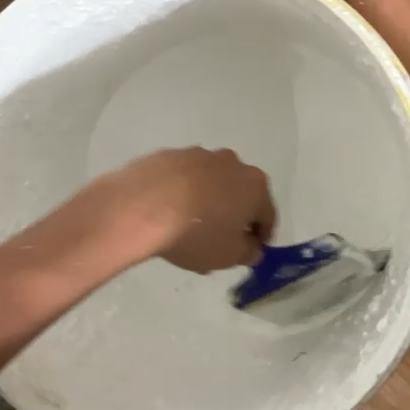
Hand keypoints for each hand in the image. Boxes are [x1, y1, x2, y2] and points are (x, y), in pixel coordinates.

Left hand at [84, 147, 276, 272]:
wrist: (142, 205)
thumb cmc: (196, 234)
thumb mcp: (228, 256)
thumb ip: (248, 253)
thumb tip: (251, 248)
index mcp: (255, 185)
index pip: (267, 215)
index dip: (260, 236)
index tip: (249, 251)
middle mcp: (232, 162)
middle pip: (239, 193)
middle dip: (233, 215)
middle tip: (219, 239)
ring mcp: (199, 154)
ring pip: (211, 182)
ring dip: (207, 200)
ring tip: (188, 226)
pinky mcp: (170, 154)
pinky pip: (183, 177)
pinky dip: (181, 191)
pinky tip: (168, 211)